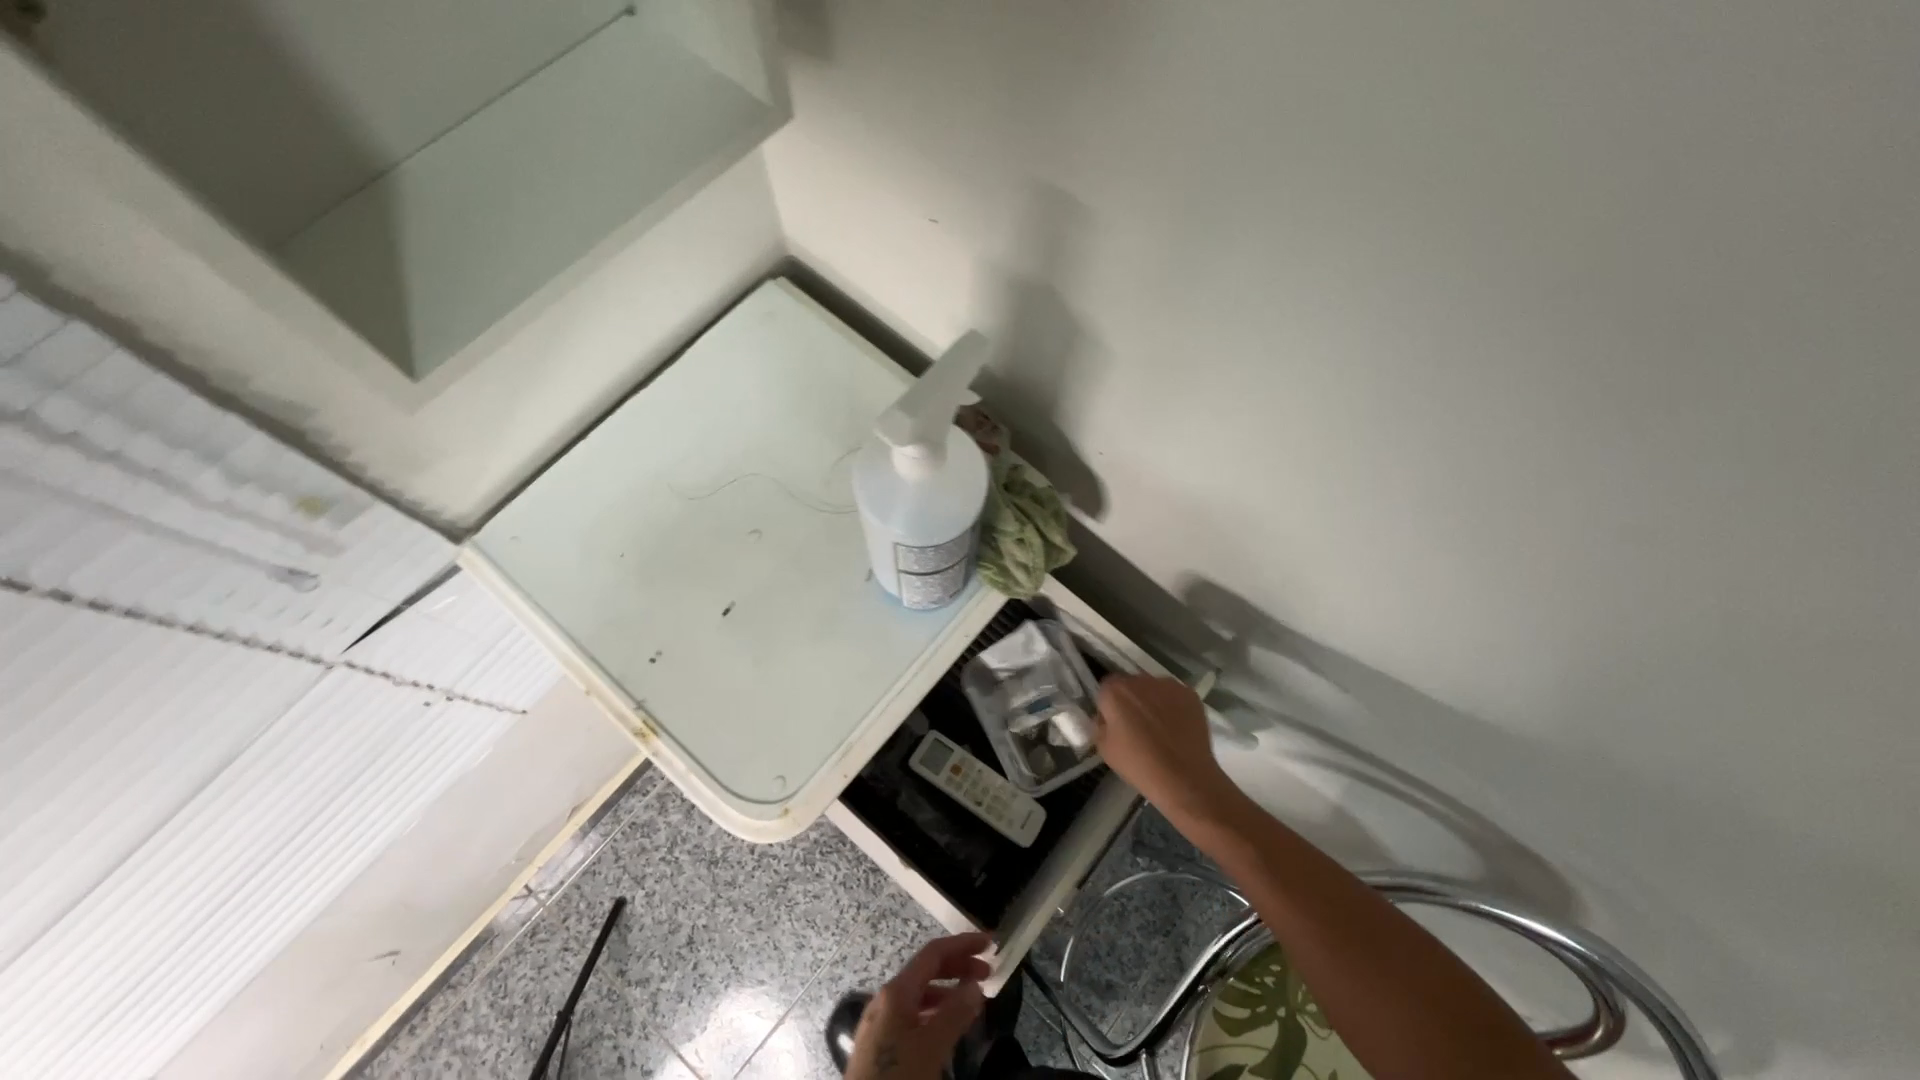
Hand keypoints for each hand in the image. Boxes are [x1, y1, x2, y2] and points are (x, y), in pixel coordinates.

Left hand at [845, 932, 991, 1079]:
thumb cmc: (898, 1076)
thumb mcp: (931, 1047)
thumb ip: (955, 1013)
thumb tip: (975, 984)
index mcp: (896, 991)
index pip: (933, 953)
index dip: (963, 944)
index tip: (990, 944)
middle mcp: (885, 998)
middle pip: (925, 970)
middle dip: (958, 966)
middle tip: (988, 973)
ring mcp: (880, 1020)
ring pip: (919, 993)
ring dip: (948, 990)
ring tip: (972, 1001)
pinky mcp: (879, 1043)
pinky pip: (912, 1013)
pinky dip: (935, 1010)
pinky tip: (947, 1026)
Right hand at [1095, 674, 1236, 818]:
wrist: (1183, 776)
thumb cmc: (1139, 764)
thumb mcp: (1104, 748)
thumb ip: (1100, 725)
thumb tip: (1107, 717)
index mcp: (1115, 691)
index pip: (1106, 688)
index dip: (1109, 706)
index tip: (1115, 724)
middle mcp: (1141, 680)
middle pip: (1131, 685)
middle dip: (1131, 700)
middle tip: (1137, 726)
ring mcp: (1168, 685)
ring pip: (1154, 688)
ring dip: (1153, 701)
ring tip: (1160, 728)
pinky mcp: (1190, 694)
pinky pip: (1174, 696)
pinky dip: (1173, 707)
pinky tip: (1176, 728)